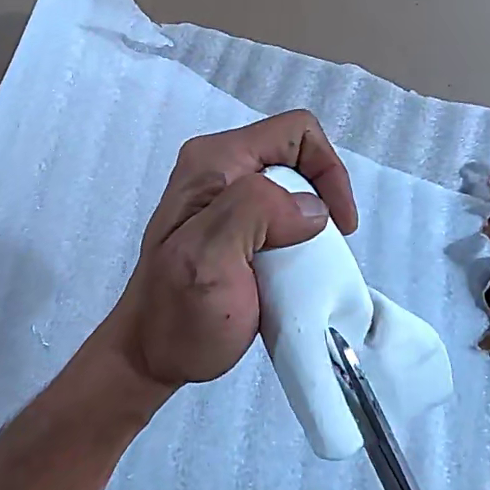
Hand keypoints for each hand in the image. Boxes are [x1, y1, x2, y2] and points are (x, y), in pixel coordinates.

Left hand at [100, 110, 359, 393]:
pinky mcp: (235, 225)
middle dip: (321, 199)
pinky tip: (293, 270)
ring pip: (294, 188)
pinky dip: (300, 239)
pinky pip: (283, 214)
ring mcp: (225, 197)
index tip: (337, 223)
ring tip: (307, 264)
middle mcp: (220, 168)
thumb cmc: (178, 315)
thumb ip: (254, 213)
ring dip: (312, 223)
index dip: (328, 170)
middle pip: (297, 158)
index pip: (295, 133)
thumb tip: (313, 209)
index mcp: (214, 161)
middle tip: (320, 249)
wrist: (151, 356)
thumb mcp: (210, 259)